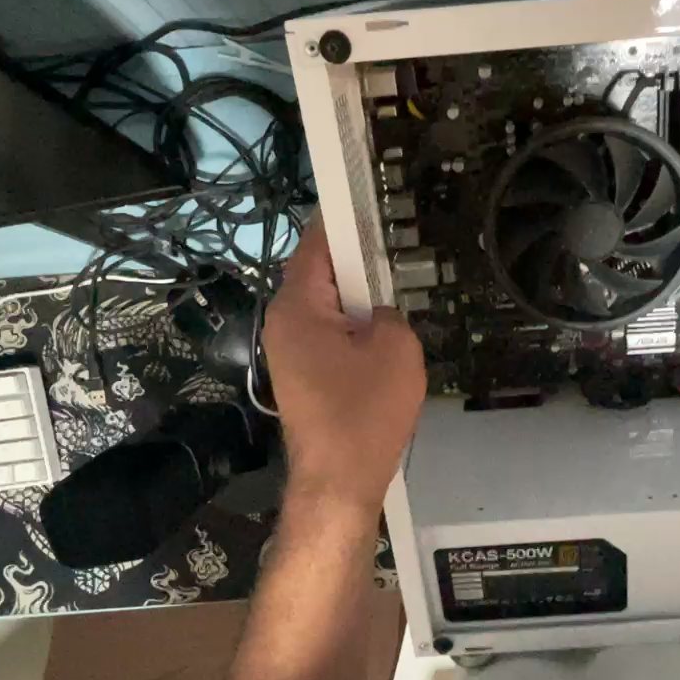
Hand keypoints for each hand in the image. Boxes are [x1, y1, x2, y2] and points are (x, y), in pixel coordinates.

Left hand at [262, 219, 425, 514]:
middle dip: (356, 263)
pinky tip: (380, 340)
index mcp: (299, 306)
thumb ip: (388, 313)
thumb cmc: (365, 413)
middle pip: (320, 274)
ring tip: (393, 297)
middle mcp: (283, 323)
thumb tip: (375, 315)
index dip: (344, 217)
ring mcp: (290, 352)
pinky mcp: (302, 377)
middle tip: (395, 252)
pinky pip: (328, 336)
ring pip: (326, 308)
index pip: (318, 242)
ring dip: (356, 301)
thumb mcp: (396, 348)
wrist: (338, 482)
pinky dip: (352, 330)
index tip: (367, 197)